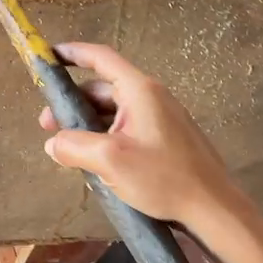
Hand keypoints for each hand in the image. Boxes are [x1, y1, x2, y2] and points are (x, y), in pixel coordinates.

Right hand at [36, 43, 254, 229]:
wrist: (214, 209)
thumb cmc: (163, 177)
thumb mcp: (109, 160)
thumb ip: (74, 146)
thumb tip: (53, 143)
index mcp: (139, 92)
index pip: (101, 58)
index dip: (72, 53)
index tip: (47, 56)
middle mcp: (151, 98)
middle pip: (102, 88)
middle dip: (72, 103)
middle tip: (48, 126)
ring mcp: (160, 119)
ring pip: (112, 111)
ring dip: (86, 123)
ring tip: (69, 148)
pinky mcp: (165, 139)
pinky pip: (125, 128)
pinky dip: (104, 136)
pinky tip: (94, 160)